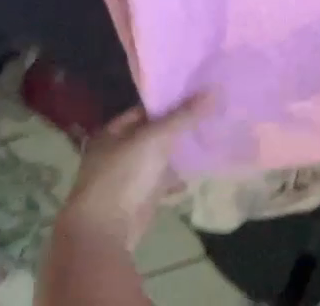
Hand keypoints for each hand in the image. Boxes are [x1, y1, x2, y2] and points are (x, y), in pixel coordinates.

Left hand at [58, 94, 209, 248]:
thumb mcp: (157, 137)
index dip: (172, 100)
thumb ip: (185, 115)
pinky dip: (180, 174)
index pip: (146, 108)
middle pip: (155, 131)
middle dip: (181, 124)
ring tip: (213, 134)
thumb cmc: (124, 175)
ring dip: (182, 149)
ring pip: (161, 154)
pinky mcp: (140, 194)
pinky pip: (165, 177)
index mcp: (112, 134)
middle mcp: (118, 151)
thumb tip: (214, 90)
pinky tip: (200, 167)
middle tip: (213, 110)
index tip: (201, 92)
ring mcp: (128, 174)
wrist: (105, 229)